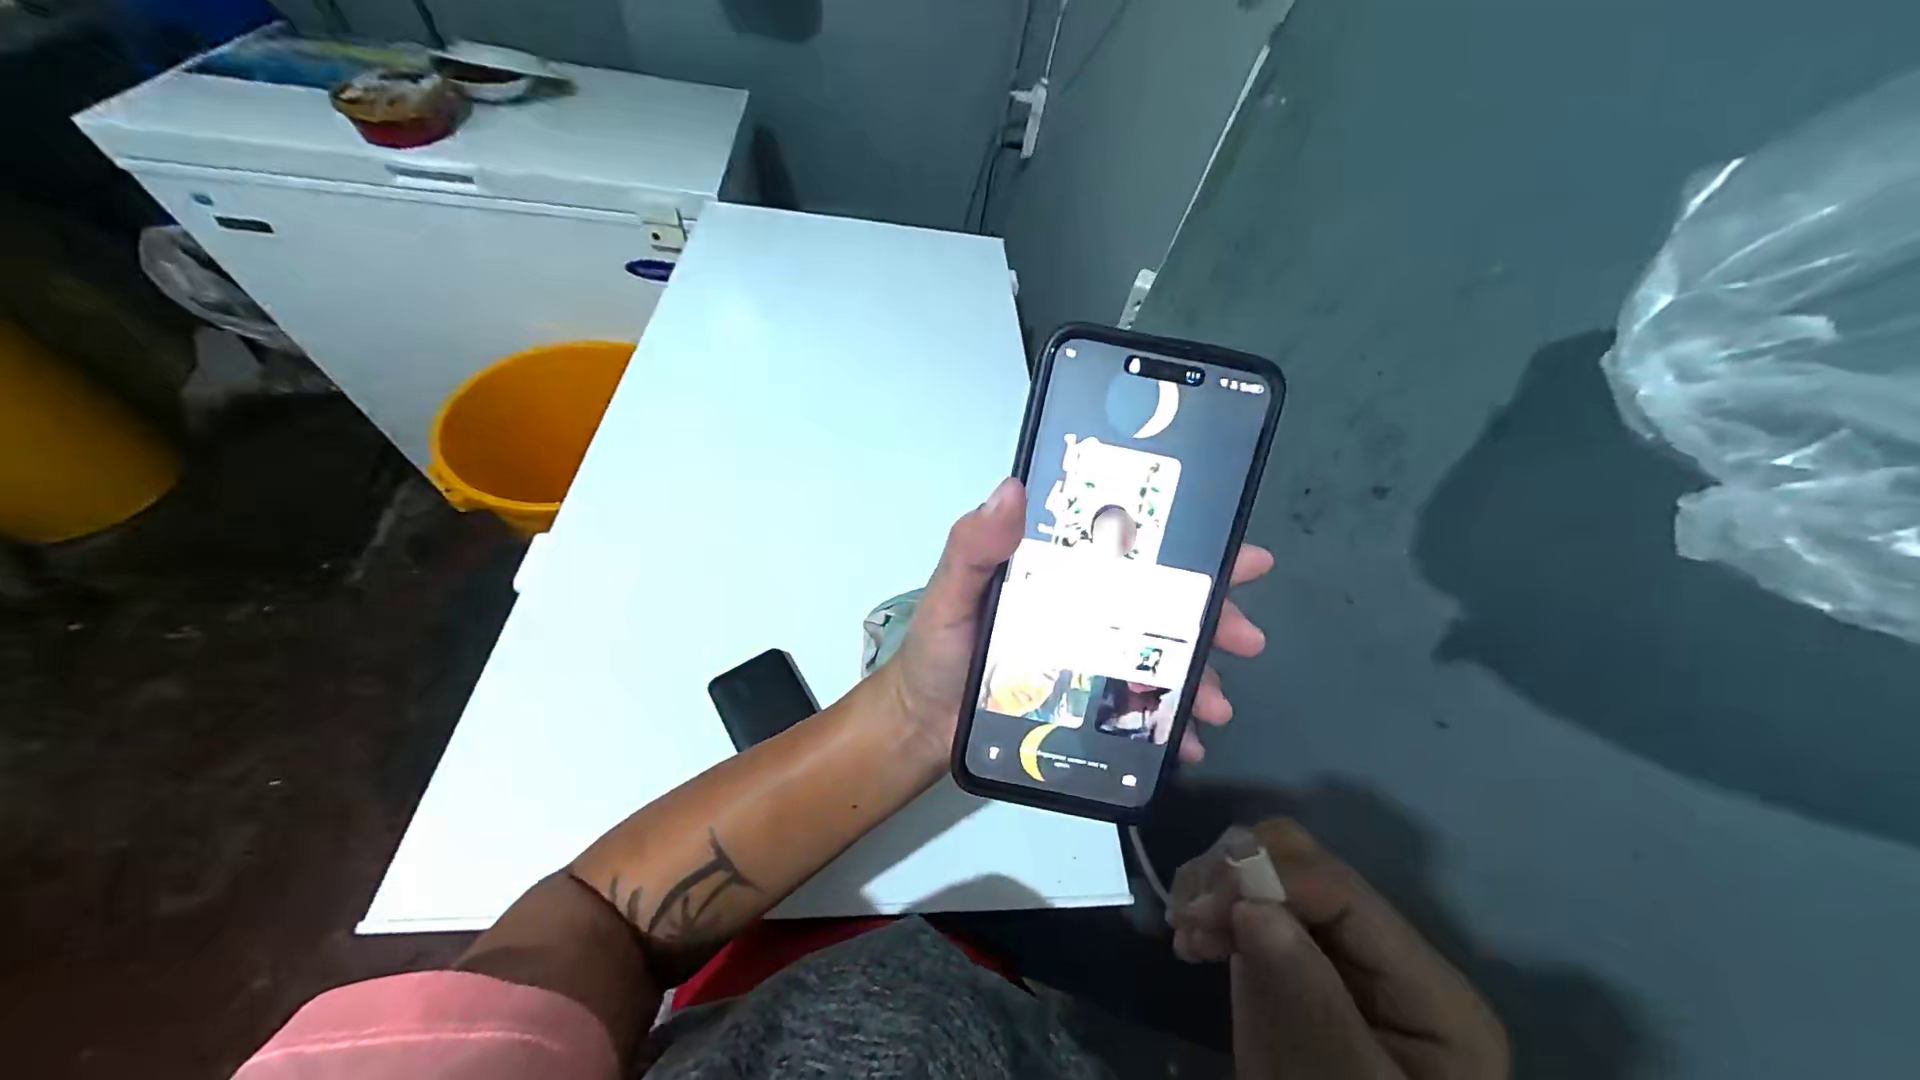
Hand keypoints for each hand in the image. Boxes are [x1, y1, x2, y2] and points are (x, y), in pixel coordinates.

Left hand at [886, 477, 1274, 761]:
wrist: (925, 722)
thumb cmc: (937, 649)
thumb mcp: (951, 591)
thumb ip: (973, 546)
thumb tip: (1011, 490)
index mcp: (1059, 569)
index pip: (1130, 546)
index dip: (1188, 545)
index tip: (1240, 555)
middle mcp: (1083, 606)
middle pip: (1160, 603)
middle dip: (1212, 617)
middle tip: (1247, 637)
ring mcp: (1089, 655)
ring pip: (1159, 657)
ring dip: (1198, 677)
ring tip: (1215, 707)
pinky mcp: (1087, 702)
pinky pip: (1138, 708)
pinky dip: (1167, 724)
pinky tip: (1184, 742)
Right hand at [1168, 820, 1508, 1079]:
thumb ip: (1308, 999)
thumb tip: (1251, 905)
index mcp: (1428, 987)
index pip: (1341, 893)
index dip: (1266, 881)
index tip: (1199, 909)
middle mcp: (1385, 951)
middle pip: (1307, 864)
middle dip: (1238, 873)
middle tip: (1190, 916)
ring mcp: (1336, 951)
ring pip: (1271, 867)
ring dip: (1216, 884)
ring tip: (1185, 931)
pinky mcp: (1294, 958)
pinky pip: (1249, 902)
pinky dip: (1212, 905)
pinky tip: (1190, 940)